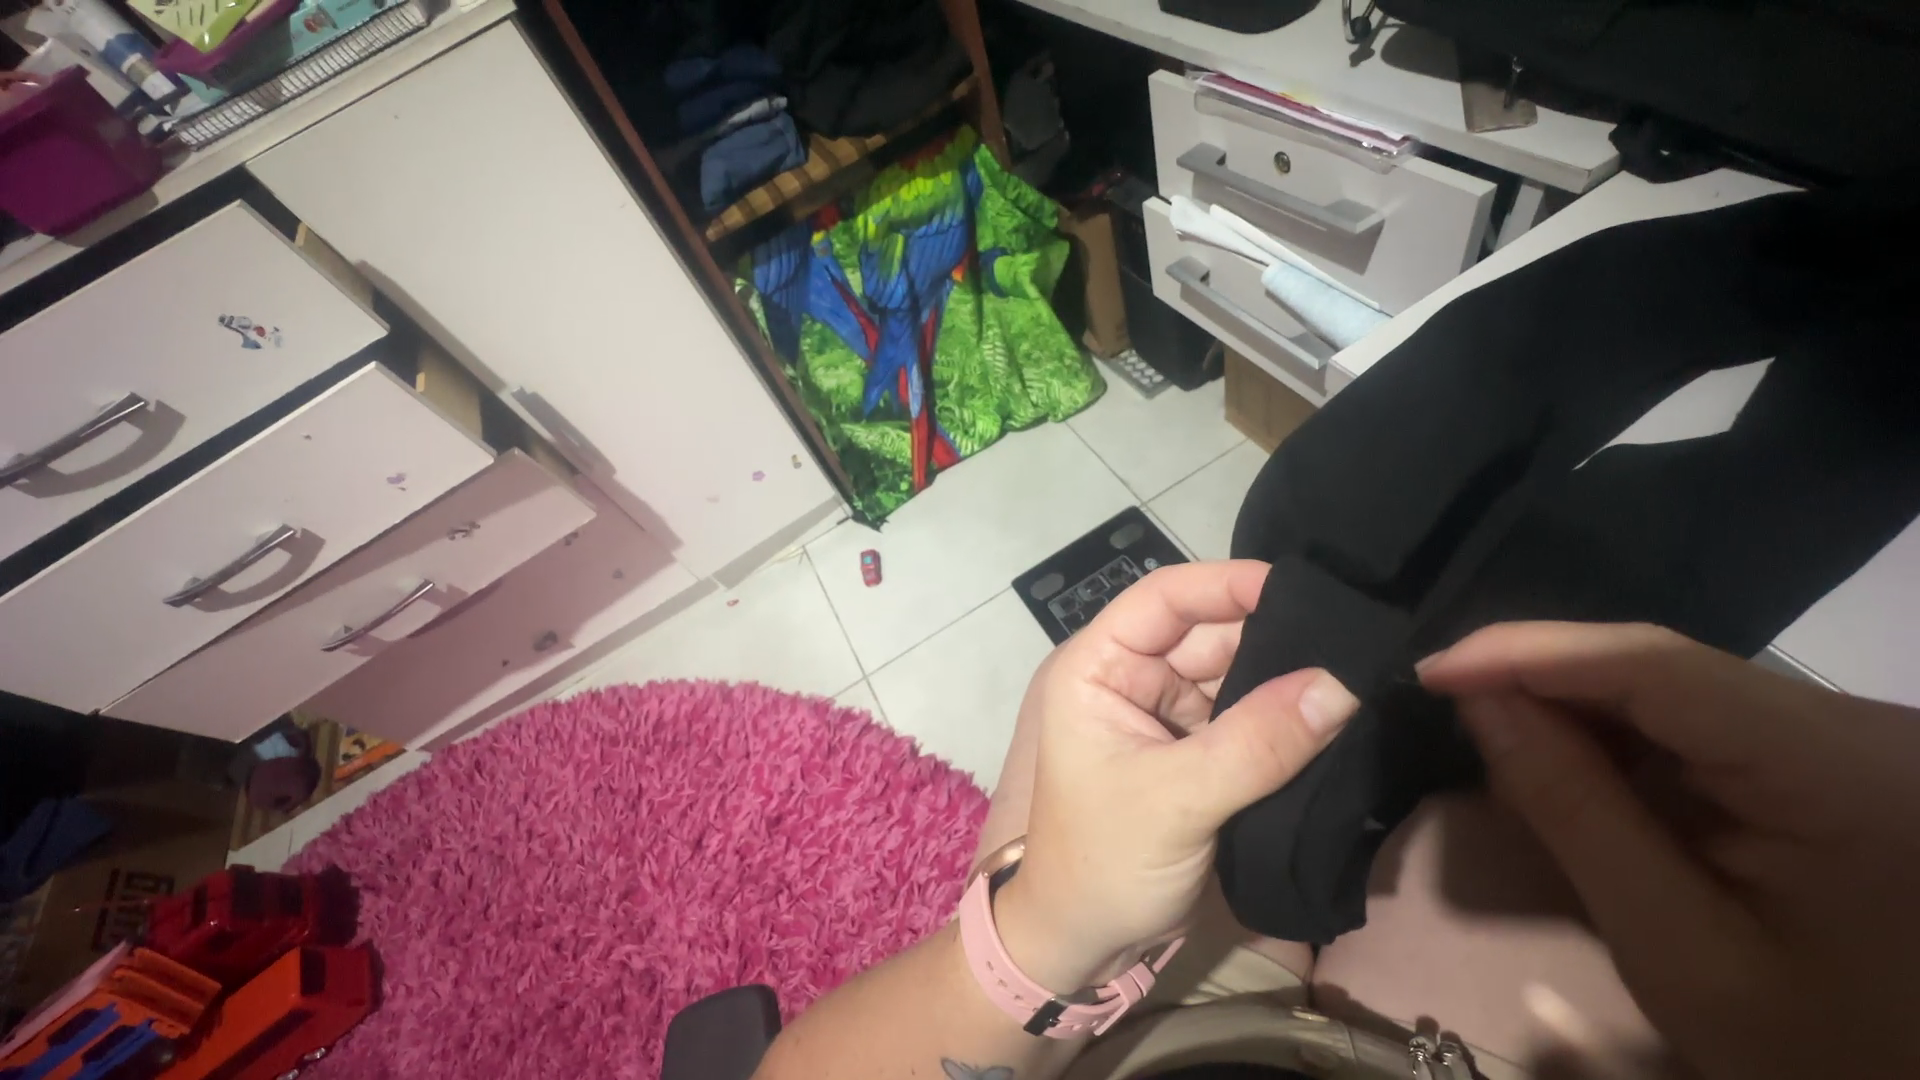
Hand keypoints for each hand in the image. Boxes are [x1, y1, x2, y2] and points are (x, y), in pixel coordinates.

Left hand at [991, 561, 1357, 992]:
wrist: (1086, 940)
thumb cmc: (1105, 860)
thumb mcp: (1176, 799)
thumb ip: (1258, 742)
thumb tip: (1341, 685)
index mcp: (1098, 667)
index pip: (1163, 599)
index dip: (1226, 583)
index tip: (1302, 587)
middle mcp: (1131, 677)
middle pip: (1207, 632)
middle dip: (1272, 631)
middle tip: (1356, 631)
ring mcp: (1165, 713)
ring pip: (1233, 673)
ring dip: (1286, 674)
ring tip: (1361, 664)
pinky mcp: (1195, 750)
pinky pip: (1245, 715)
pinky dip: (1284, 714)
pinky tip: (1336, 705)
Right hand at [1418, 622, 1919, 1079]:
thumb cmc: (1821, 1053)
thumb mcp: (1677, 950)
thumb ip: (1572, 811)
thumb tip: (1479, 700)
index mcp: (1851, 774)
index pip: (1656, 667)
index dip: (1527, 652)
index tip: (1430, 673)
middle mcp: (1865, 730)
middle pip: (1660, 668)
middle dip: (1540, 683)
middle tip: (1454, 715)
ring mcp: (1853, 740)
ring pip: (1670, 686)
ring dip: (1572, 712)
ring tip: (1505, 753)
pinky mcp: (1831, 757)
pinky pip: (1696, 719)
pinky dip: (1617, 739)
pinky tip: (1576, 774)